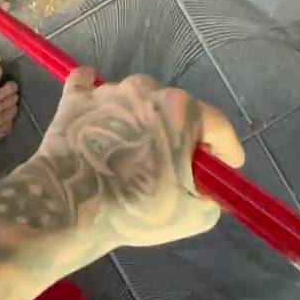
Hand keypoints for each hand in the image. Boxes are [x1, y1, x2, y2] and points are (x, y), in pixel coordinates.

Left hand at [31, 67, 244, 250]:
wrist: (73, 201)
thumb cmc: (139, 207)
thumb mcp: (196, 215)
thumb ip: (211, 192)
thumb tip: (204, 183)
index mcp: (182, 111)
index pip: (218, 125)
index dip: (226, 151)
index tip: (222, 171)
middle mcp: (147, 90)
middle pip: (177, 108)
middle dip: (183, 134)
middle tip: (176, 166)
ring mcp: (108, 90)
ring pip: (136, 96)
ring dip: (142, 117)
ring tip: (134, 148)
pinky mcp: (76, 98)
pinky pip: (87, 85)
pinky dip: (95, 95)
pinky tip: (97, 109)